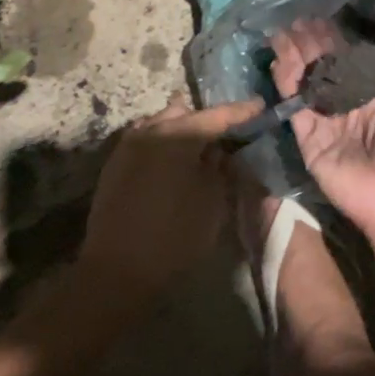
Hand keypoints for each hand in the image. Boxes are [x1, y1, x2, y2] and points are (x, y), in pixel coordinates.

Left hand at [78, 96, 263, 298]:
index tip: (260, 106)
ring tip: (199, 147)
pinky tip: (172, 160)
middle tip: (228, 135)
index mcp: (179, 137)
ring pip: (160, 124)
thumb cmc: (175, 238)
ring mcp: (127, 146)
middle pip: (185, 114)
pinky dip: (162, 143)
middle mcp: (150, 131)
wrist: (117, 270)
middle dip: (208, 121)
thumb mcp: (213, 204)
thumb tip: (218, 153)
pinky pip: (144, 140)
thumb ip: (220, 170)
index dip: (241, 112)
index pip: (216, 116)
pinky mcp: (114, 164)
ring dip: (182, 130)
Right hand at [272, 20, 374, 235]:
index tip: (317, 21)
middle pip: (321, 71)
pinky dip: (287, 86)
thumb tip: (364, 54)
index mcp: (368, 98)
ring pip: (305, 85)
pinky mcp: (307, 139)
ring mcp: (323, 122)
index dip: (331, 43)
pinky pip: (295, 108)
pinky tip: (281, 63)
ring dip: (293, 60)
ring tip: (281, 36)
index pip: (345, 64)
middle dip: (308, 47)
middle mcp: (343, 107)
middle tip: (293, 23)